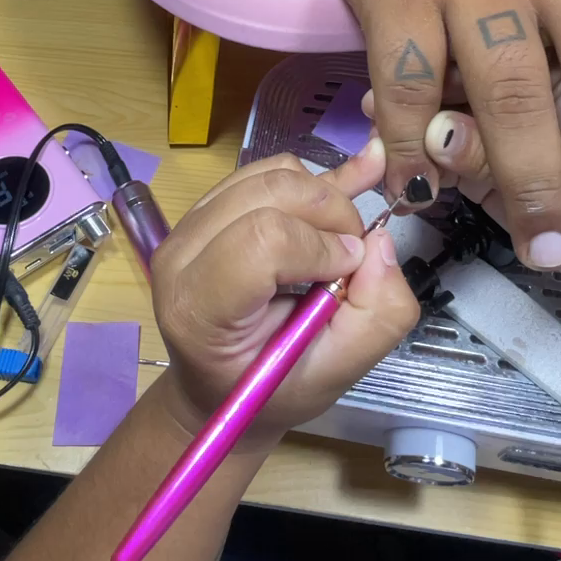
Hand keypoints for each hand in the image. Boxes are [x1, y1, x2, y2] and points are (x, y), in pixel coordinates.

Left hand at [149, 142, 418, 450]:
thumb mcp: (334, 375)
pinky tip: (340, 199)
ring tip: (338, 241)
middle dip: (332, 214)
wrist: (219, 382)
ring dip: (322, 198)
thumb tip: (380, 243)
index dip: (321, 247)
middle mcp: (181, 256)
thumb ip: (376, 318)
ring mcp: (187, 225)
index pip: (262, 240)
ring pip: (271, 174)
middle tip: (352, 256)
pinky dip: (310, 184)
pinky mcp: (204, 207)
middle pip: (269, 192)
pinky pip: (266, 171)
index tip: (350, 273)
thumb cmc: (270, 389)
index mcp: (199, 310)